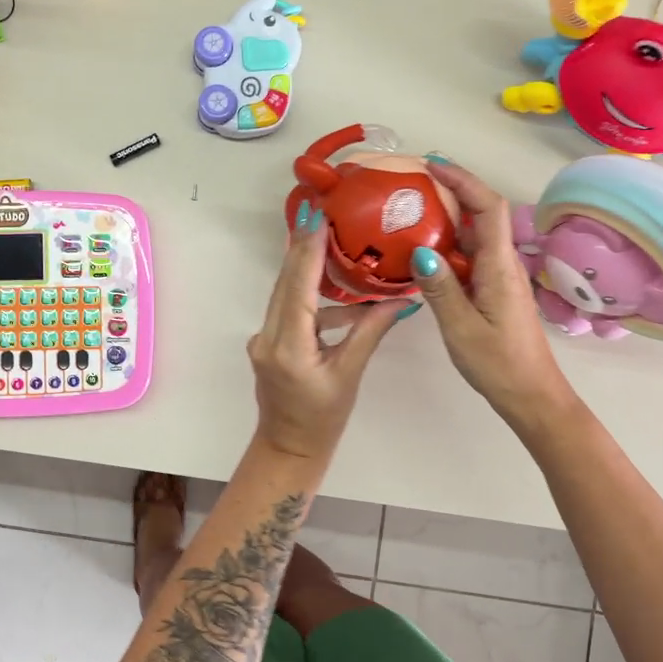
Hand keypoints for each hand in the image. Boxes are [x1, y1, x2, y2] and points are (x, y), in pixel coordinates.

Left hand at [249, 202, 409, 459]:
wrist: (289, 448)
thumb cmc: (322, 419)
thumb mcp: (349, 375)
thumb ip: (369, 332)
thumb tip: (398, 300)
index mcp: (289, 347)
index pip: (298, 287)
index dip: (307, 250)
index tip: (315, 216)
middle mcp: (268, 337)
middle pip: (287, 284)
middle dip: (304, 248)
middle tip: (321, 213)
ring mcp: (264, 340)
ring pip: (287, 295)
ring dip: (310, 272)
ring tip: (335, 245)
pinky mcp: (269, 343)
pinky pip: (290, 311)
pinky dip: (313, 300)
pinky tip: (343, 298)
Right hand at [410, 160, 574, 423]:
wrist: (530, 395)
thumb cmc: (498, 364)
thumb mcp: (461, 327)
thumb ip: (441, 288)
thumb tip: (420, 250)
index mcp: (499, 267)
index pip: (487, 208)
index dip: (463, 180)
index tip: (431, 166)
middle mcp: (502, 264)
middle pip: (481, 214)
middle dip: (451, 191)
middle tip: (410, 184)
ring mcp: (498, 277)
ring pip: (473, 235)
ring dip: (446, 218)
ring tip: (407, 212)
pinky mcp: (492, 291)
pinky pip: (469, 256)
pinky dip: (446, 245)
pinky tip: (420, 253)